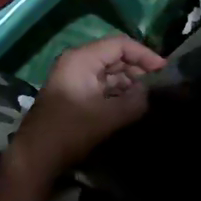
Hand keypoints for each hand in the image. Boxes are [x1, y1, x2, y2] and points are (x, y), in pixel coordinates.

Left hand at [6, 35, 166, 180]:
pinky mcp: (73, 94)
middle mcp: (76, 62)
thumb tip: (149, 93)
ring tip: (149, 96)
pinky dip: (116, 92)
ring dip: (128, 82)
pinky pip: (100, 85)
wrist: (36, 156)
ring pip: (108, 72)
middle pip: (113, 56)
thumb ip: (134, 101)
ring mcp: (72, 78)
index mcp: (81, 59)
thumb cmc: (71, 130)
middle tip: (159, 84)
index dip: (144, 55)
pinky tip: (131, 104)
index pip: (120, 44)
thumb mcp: (109, 116)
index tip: (164, 70)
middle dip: (137, 68)